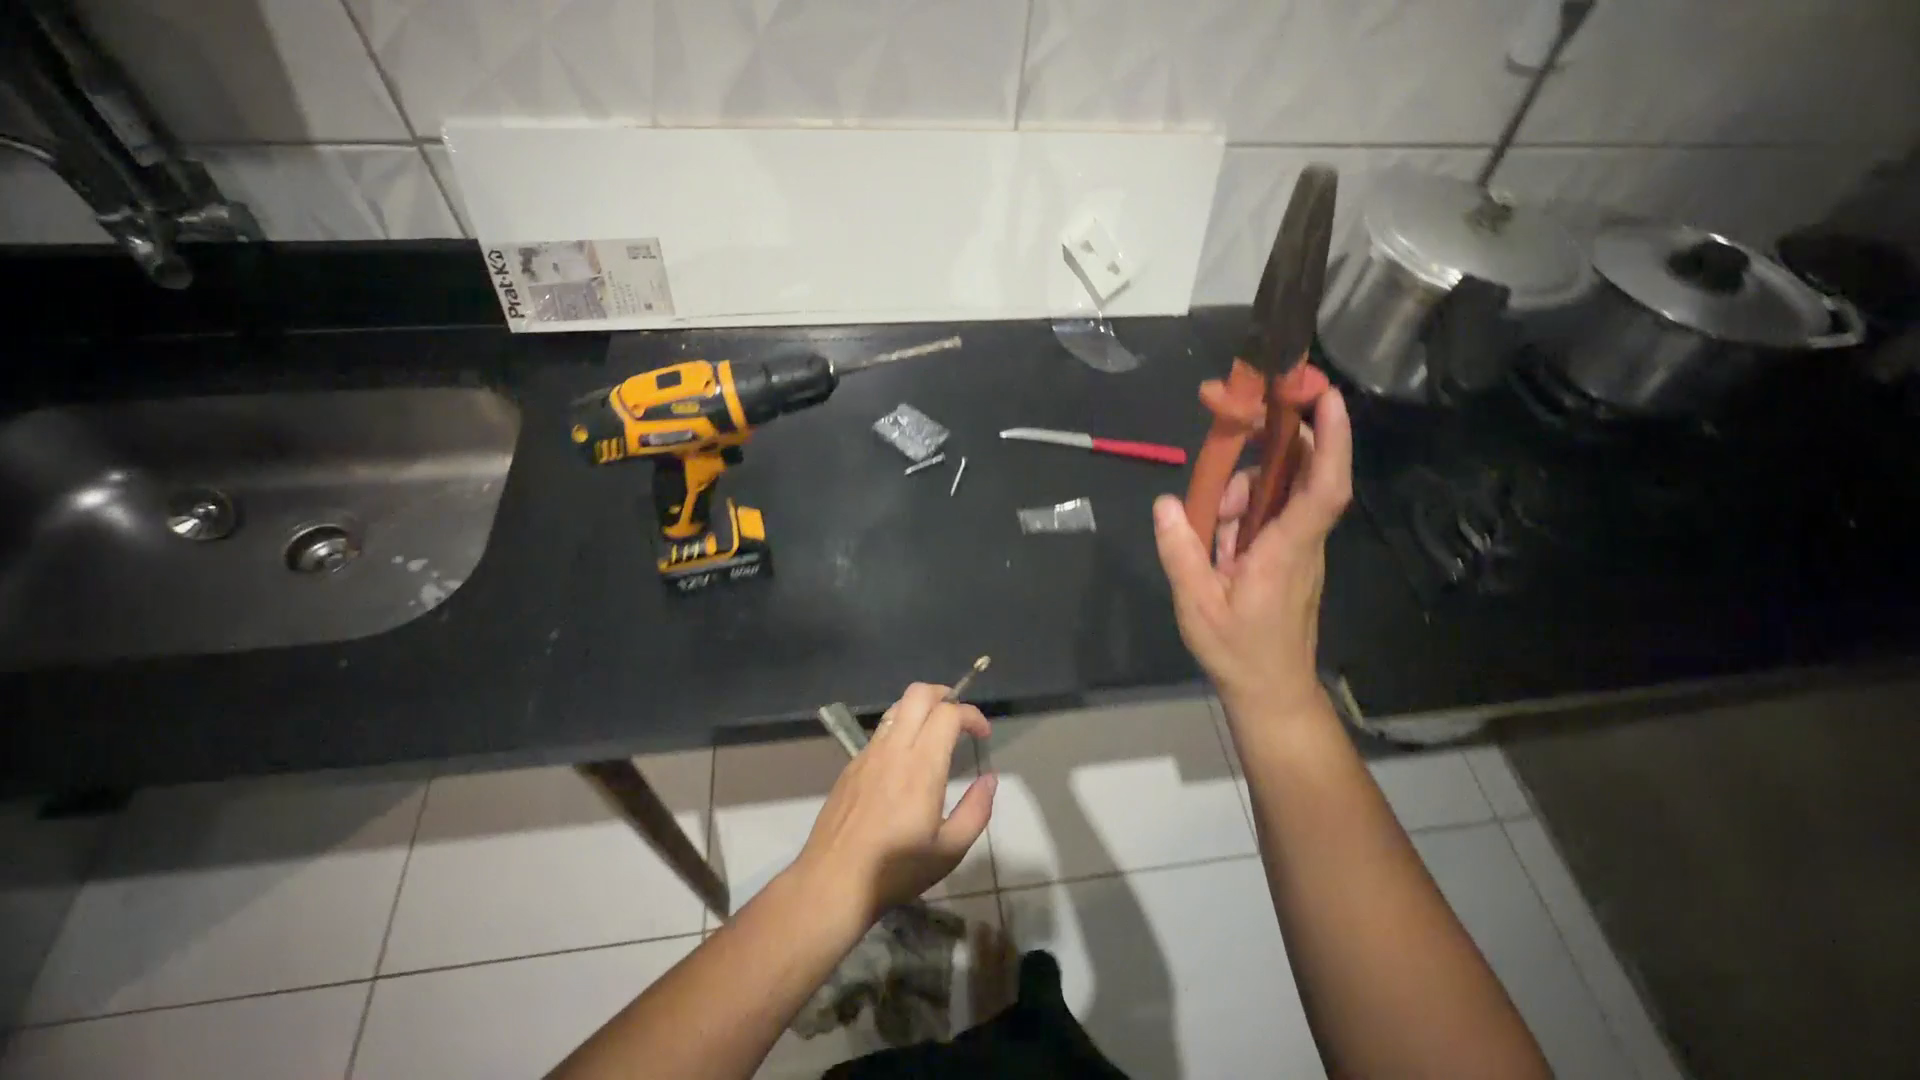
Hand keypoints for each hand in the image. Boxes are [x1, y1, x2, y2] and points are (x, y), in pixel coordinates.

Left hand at [793, 683, 996, 923]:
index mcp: (921, 766)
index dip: (972, 714)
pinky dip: (900, 730)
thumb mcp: (949, 850)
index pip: (948, 713)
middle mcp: (893, 750)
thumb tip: (989, 779)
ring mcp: (867, 755)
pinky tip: (906, 762)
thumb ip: (976, 810)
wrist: (833, 881)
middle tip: (960, 719)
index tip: (983, 734)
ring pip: (896, 708)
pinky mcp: (851, 767)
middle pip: (918, 694)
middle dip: (945, 694)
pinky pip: (880, 732)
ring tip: (935, 734)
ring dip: (920, 709)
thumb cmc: (896, 869)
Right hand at [1153, 389, 1352, 718]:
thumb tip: (1166, 503)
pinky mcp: (1291, 556)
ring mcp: (1301, 547)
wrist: (1272, 691)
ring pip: (1283, 493)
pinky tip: (1218, 538)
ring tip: (1211, 523)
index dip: (1333, 437)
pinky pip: (1273, 514)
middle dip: (1281, 438)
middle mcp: (1304, 540)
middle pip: (1306, 473)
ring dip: (1246, 488)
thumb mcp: (1197, 605)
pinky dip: (1245, 510)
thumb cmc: (1240, 652)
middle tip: (1242, 419)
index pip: (1324, 486)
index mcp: (1287, 549)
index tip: (1324, 395)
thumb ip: (1181, 552)